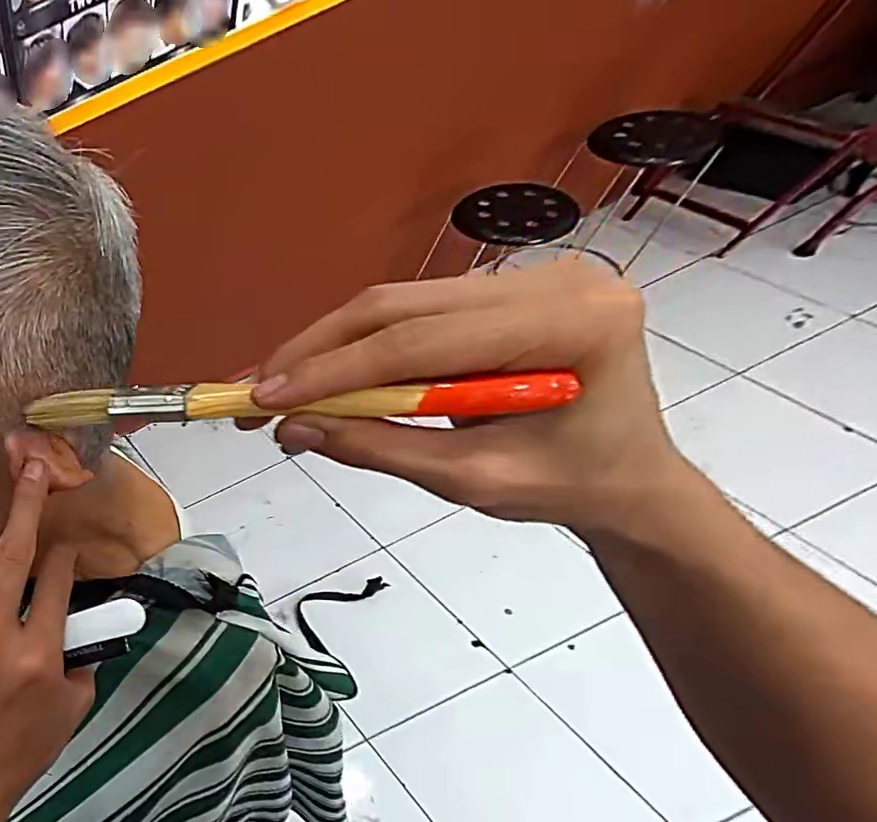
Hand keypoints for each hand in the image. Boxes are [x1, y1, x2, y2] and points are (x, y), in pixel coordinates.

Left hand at [0, 461, 96, 821]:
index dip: (65, 557)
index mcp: (39, 653)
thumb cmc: (25, 748)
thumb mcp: (72, 709)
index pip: (56, 580)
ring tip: (0, 597)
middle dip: (25, 506)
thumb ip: (80, 661)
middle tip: (30, 467)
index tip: (67, 550)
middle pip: (12, 556)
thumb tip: (80, 624)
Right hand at [249, 260, 700, 535]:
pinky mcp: (495, 293)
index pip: (418, 341)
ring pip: (392, 305)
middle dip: (312, 353)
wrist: (625, 477)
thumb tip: (291, 429)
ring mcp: (523, 278)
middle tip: (251, 394)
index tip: (262, 399)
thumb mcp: (466, 479)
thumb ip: (376, 448)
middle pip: (396, 307)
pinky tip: (318, 377)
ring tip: (271, 390)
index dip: (330, 371)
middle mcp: (549, 281)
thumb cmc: (563, 487)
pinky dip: (353, 349)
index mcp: (568, 325)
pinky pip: (406, 314)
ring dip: (323, 349)